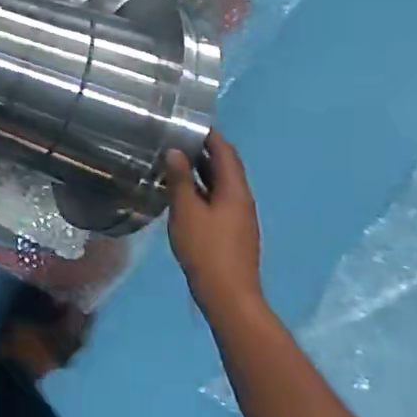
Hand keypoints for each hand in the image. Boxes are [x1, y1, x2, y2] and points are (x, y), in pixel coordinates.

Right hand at [165, 131, 263, 316]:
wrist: (228, 294)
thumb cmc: (206, 248)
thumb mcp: (186, 210)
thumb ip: (181, 179)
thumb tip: (176, 151)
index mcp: (235, 190)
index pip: (225, 152)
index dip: (209, 135)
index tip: (188, 122)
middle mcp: (242, 199)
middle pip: (226, 166)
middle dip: (205, 150)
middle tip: (177, 138)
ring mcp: (239, 217)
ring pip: (221, 184)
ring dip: (202, 170)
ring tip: (175, 160)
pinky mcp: (232, 230)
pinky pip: (218, 198)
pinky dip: (202, 188)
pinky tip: (182, 192)